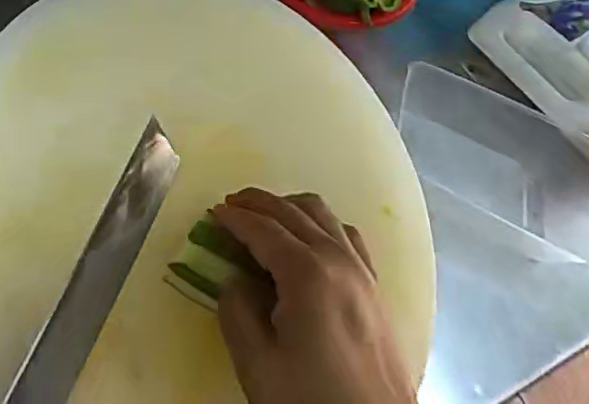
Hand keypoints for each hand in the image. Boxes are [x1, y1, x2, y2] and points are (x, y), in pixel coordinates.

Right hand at [213, 189, 415, 403]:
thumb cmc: (312, 403)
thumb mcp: (258, 366)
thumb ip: (237, 312)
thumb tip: (234, 280)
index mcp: (306, 272)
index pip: (262, 229)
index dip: (234, 218)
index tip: (213, 213)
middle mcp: (336, 257)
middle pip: (290, 211)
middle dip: (256, 203)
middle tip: (230, 206)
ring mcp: (361, 269)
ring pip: (321, 213)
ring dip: (288, 207)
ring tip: (265, 217)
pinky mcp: (375, 286)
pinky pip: (345, 233)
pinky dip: (320, 222)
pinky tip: (309, 238)